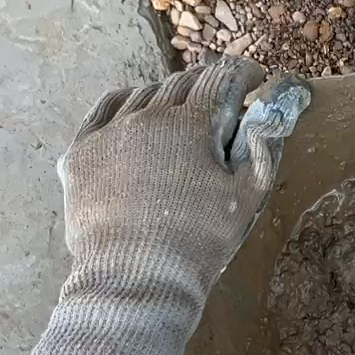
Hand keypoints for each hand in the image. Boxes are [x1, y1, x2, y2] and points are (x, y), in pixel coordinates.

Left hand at [7, 59, 310, 354]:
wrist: (135, 279)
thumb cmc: (201, 240)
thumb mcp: (249, 195)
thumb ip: (263, 145)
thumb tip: (274, 108)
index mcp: (191, 124)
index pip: (221, 78)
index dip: (244, 75)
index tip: (256, 80)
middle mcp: (147, 117)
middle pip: (183, 82)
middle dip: (209, 84)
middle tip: (225, 98)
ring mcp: (109, 133)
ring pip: (145, 94)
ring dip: (170, 96)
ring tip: (184, 111)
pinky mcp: (80, 153)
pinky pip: (104, 110)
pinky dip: (126, 103)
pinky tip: (138, 111)